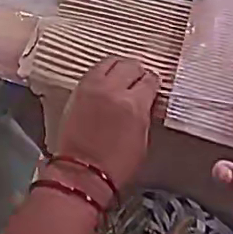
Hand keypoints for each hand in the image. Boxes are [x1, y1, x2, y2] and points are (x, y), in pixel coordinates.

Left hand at [48, 56, 158, 197]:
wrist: (83, 172)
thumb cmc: (116, 166)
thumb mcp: (142, 140)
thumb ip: (144, 113)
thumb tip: (146, 101)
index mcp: (134, 105)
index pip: (150, 80)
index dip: (153, 82)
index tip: (153, 86)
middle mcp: (114, 89)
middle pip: (131, 65)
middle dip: (138, 71)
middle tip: (140, 79)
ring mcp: (94, 86)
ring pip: (112, 61)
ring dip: (120, 67)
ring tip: (123, 75)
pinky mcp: (79, 88)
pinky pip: (95, 69)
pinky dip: (104, 70)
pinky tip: (107, 78)